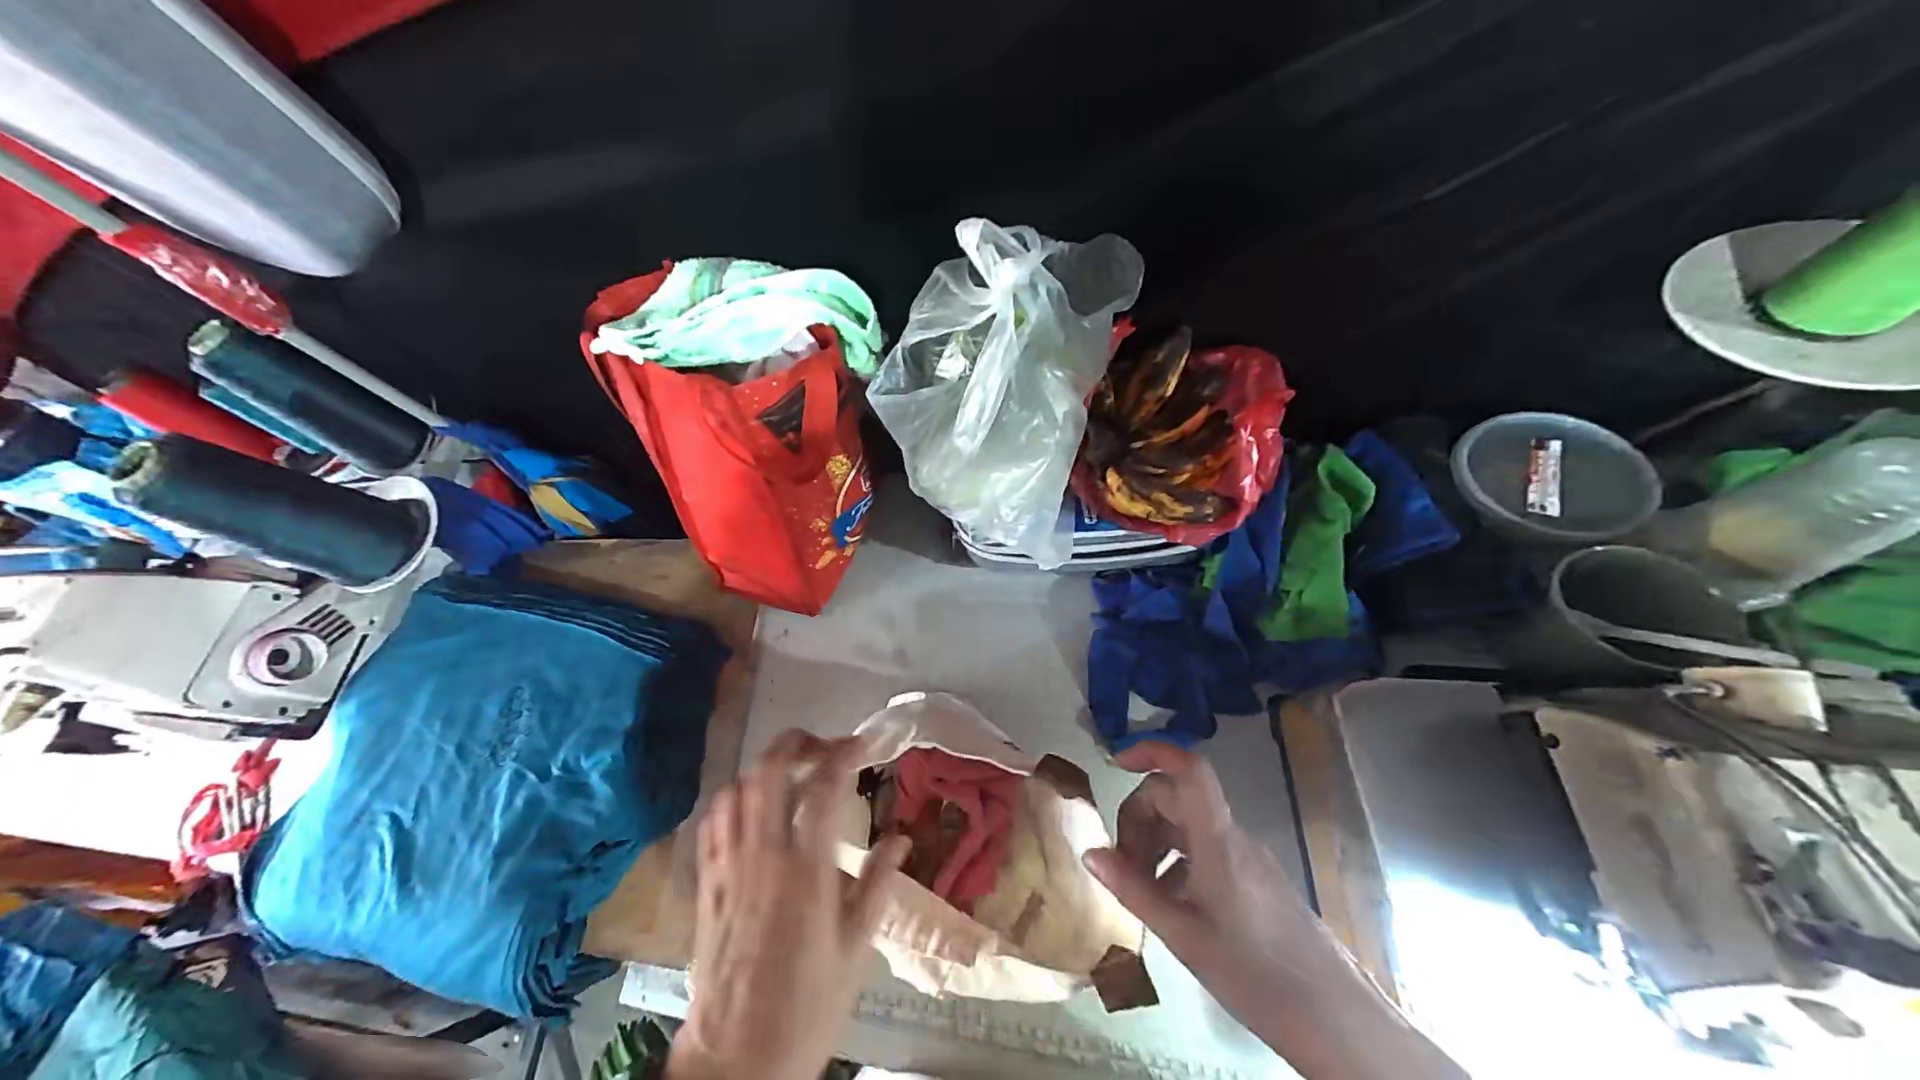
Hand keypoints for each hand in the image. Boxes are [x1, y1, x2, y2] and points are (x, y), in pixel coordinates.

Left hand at [667, 731, 908, 1079]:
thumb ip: (878, 884)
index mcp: (807, 873)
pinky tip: (751, 808)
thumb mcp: (857, 949)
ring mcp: (727, 869)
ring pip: (737, 790)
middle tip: (825, 748)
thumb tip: (901, 838)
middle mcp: (762, 858)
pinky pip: (712, 823)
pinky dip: (733, 800)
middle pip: (769, 772)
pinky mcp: (706, 885)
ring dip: (766, 770)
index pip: (824, 789)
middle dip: (798, 744)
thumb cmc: (807, 1007)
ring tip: (793, 774)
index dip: (844, 754)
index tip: (863, 744)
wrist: (737, 1059)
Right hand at [1084, 740, 1465, 1079]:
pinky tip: (1170, 904)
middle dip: (1139, 818)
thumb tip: (1090, 852)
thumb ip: (1134, 889)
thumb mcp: (1183, 936)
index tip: (1116, 762)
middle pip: (1176, 797)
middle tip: (1122, 867)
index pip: (1190, 769)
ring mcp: (1246, 856)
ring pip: (1188, 824)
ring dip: (1155, 842)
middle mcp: (1233, 837)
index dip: (1152, 750)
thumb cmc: (1255, 976)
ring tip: (1140, 889)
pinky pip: (1205, 849)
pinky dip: (1176, 861)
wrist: (1335, 1020)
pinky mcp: (1254, 877)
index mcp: (1218, 841)